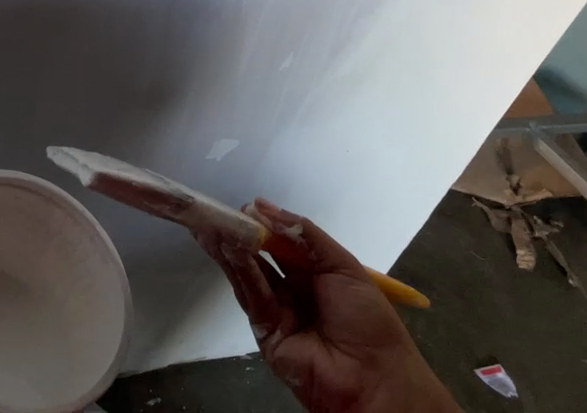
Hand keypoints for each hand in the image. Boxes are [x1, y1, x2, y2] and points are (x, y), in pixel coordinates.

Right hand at [196, 199, 459, 412]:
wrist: (375, 380)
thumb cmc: (367, 318)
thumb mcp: (342, 265)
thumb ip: (303, 233)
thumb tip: (260, 204)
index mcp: (315, 273)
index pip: (282, 243)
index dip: (263, 224)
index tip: (246, 206)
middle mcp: (292, 289)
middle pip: (260, 256)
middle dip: (238, 234)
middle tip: (213, 211)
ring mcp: (277, 310)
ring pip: (249, 273)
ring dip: (231, 248)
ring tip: (211, 223)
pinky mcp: (264, 330)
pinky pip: (252, 295)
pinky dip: (239, 269)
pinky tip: (228, 247)